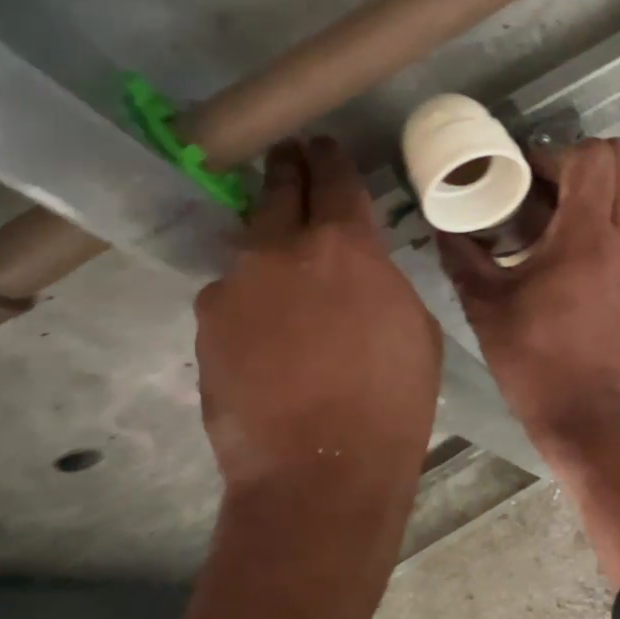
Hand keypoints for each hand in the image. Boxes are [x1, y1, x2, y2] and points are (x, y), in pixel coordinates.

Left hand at [195, 137, 440, 495]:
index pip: (332, 179)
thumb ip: (380, 281)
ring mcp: (233, 286)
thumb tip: (357, 270)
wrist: (320, 471)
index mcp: (345, 246)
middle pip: (277, 190)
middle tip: (291, 161)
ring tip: (284, 270)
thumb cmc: (392, 403)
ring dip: (268, 247)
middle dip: (287, 171)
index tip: (324, 147)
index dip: (329, 159)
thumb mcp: (415, 328)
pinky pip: (231, 296)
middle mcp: (280, 250)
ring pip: (249, 247)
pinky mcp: (205, 325)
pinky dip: (249, 300)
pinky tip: (266, 332)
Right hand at [438, 137, 619, 445]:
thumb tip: (440, 222)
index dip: (552, 153)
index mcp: (587, 235)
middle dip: (582, 159)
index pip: (591, 157)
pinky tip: (575, 248)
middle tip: (544, 184)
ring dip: (598, 188)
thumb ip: (460, 253)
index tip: (522, 174)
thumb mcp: (484, 302)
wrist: (583, 409)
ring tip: (558, 214)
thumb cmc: (531, 356)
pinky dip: (610, 217)